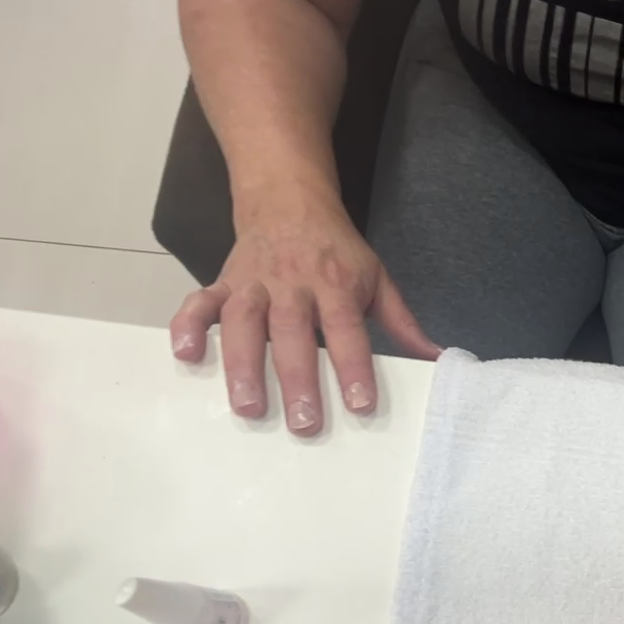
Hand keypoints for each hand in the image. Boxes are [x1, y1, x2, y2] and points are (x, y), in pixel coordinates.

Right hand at [169, 194, 440, 436]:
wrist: (288, 199)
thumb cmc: (338, 252)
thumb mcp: (378, 280)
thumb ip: (403, 323)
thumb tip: (438, 358)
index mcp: (336, 286)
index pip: (347, 330)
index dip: (354, 367)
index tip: (360, 404)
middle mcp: (292, 285)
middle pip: (292, 333)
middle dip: (297, 379)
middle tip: (303, 424)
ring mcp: (253, 283)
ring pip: (242, 322)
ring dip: (242, 365)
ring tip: (249, 408)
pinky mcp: (222, 281)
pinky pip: (198, 302)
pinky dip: (187, 325)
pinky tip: (185, 355)